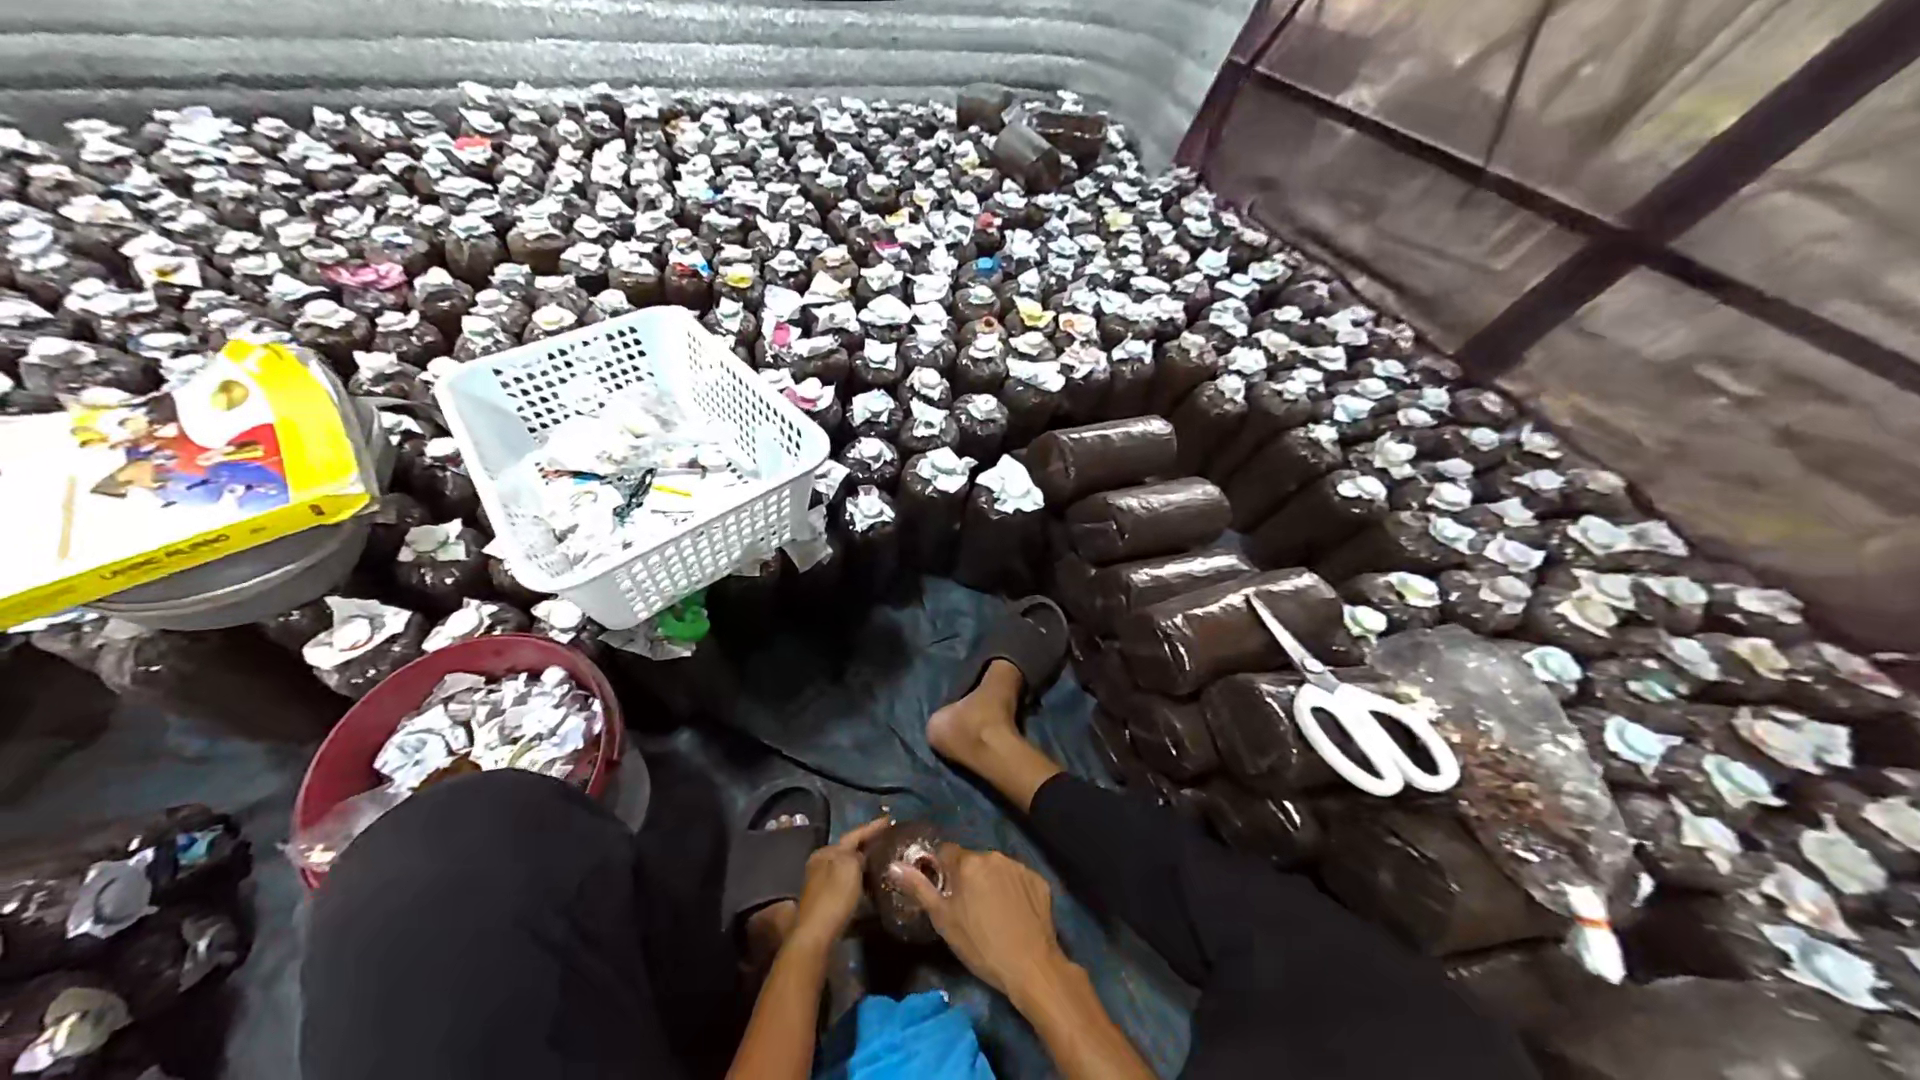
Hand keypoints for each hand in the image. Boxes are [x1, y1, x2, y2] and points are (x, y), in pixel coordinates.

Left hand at [788, 816, 889, 949]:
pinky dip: (860, 878)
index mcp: (826, 852)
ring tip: (883, 858)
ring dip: (864, 862)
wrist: (816, 935)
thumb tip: (863, 854)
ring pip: (848, 866)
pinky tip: (871, 881)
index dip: (872, 827)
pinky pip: (848, 881)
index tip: (889, 820)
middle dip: (867, 844)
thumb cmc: (834, 895)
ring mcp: (822, 883)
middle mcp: (821, 864)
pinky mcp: (827, 901)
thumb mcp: (849, 866)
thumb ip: (858, 854)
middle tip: (887, 838)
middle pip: (848, 849)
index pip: (853, 834)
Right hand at [890, 844, 1067, 1001]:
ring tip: (991, 913)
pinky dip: (1013, 891)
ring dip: (990, 882)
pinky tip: (1013, 914)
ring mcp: (1019, 867)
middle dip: (966, 877)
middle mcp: (994, 856)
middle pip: (972, 860)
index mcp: (968, 862)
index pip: (945, 852)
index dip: (940, 870)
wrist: (1031, 966)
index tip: (943, 892)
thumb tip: (894, 865)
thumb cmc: (980, 946)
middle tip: (966, 908)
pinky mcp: (1039, 880)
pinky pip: (1018, 879)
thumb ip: (918, 888)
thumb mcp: (943, 920)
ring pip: (995, 869)